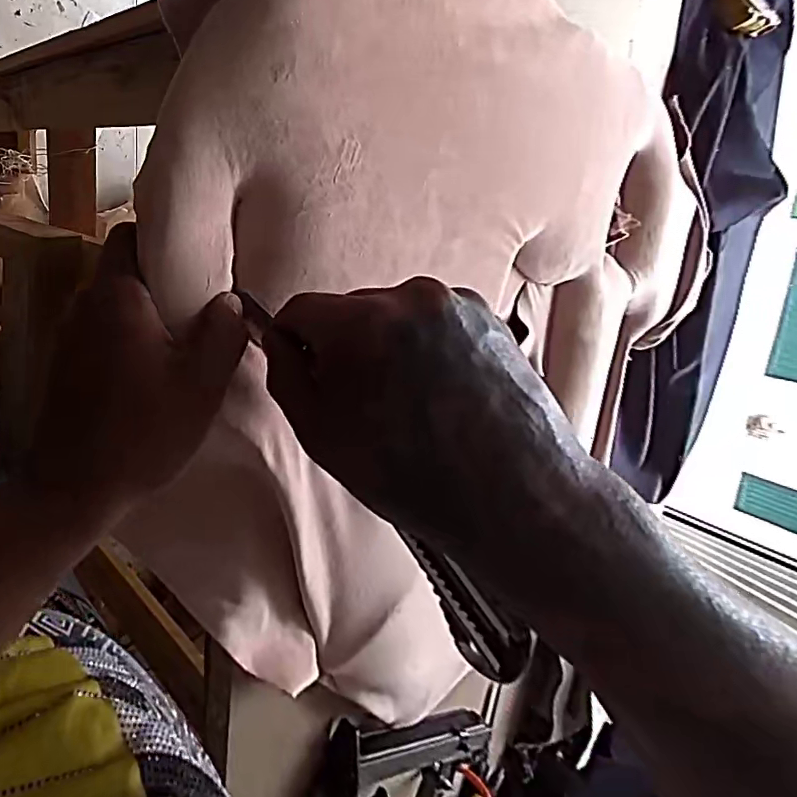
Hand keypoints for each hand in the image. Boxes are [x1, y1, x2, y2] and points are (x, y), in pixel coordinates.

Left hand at [24, 223, 247, 520]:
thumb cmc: (140, 431)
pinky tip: (148, 370)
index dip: (160, 235)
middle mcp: (83, 305)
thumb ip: (221, 332)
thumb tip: (229, 300)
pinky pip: (99, 333)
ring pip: (112, 305)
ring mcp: (67, 336)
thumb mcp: (199, 384)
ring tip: (180, 338)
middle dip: (160, 279)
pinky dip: (124, 338)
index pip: (128, 234)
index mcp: (114, 295)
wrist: (72, 487)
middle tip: (198, 302)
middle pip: (122, 270)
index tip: (194, 254)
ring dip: (143, 313)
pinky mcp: (63, 365)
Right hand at [262, 277, 600, 588]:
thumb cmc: (417, 473)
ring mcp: (453, 304)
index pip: (298, 309)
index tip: (303, 368)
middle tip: (359, 399)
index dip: (292, 342)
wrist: (517, 497)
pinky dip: (422, 346)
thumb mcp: (318, 432)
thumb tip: (280, 341)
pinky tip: (434, 392)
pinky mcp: (485, 315)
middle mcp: (407, 298)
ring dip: (383, 345)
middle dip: (342, 346)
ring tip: (405, 402)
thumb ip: (284, 372)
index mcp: (359, 324)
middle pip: (345, 310)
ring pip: (387, 315)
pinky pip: (428, 320)